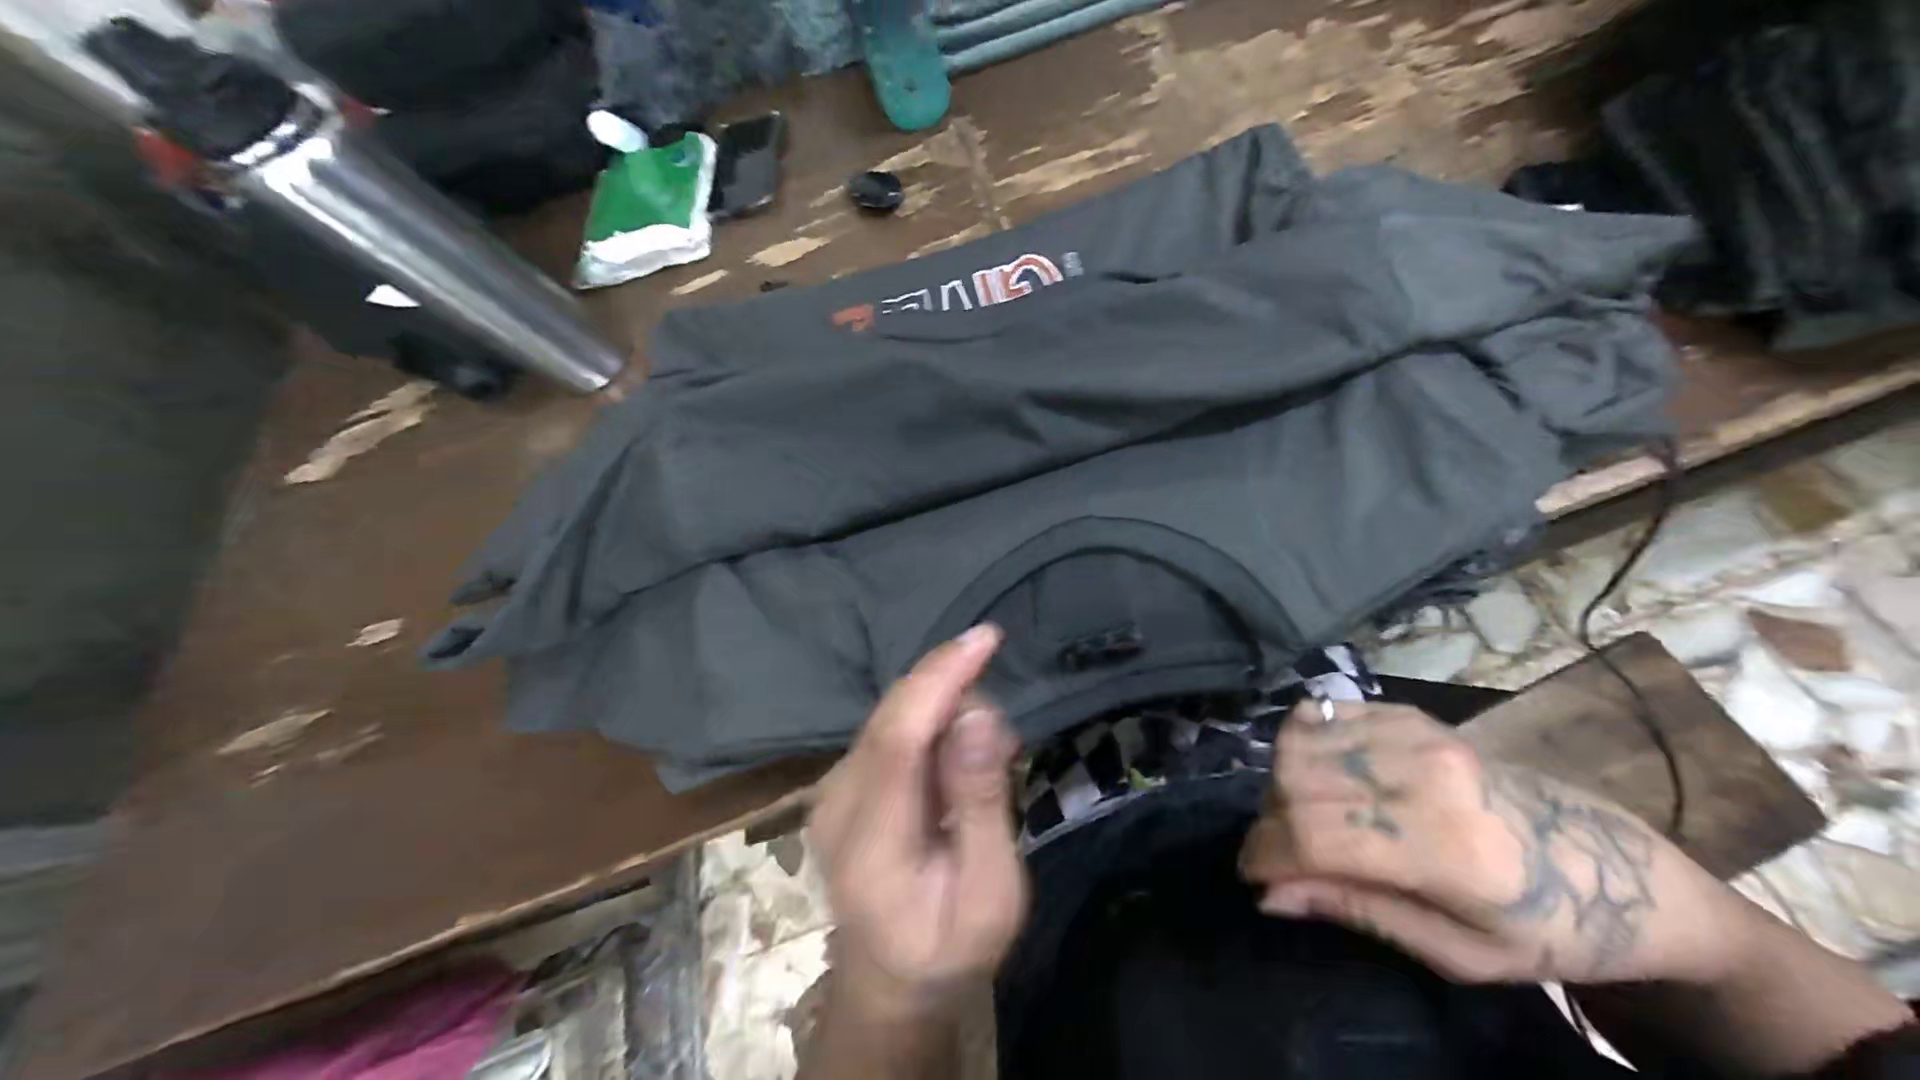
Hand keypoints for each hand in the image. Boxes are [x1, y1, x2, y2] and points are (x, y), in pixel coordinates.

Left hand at [808, 624, 1026, 1022]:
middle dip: (953, 690)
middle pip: (893, 715)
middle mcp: (836, 802)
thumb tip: (979, 714)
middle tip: (1007, 742)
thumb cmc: (948, 949)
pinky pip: (889, 732)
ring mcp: (831, 792)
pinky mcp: (840, 786)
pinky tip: (956, 768)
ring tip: (988, 769)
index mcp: (869, 839)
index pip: (898, 734)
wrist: (889, 984)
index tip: (986, 637)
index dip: (941, 677)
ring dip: (946, 715)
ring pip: (892, 717)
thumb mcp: (989, 891)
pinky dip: (931, 729)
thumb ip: (981, 802)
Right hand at [1239, 702, 1747, 984]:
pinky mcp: (1414, 714)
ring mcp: (1421, 734)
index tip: (1253, 877)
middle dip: (1268, 819)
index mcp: (1450, 848)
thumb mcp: (1459, 955)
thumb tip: (1270, 894)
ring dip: (1281, 782)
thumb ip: (1358, 911)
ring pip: (1300, 740)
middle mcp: (1428, 774)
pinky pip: (1325, 715)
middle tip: (1280, 853)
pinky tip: (1320, 778)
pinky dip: (1303, 745)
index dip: (1265, 854)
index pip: (1314, 835)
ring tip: (1299, 816)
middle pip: (1297, 780)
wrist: (1620, 870)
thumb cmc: (1547, 929)